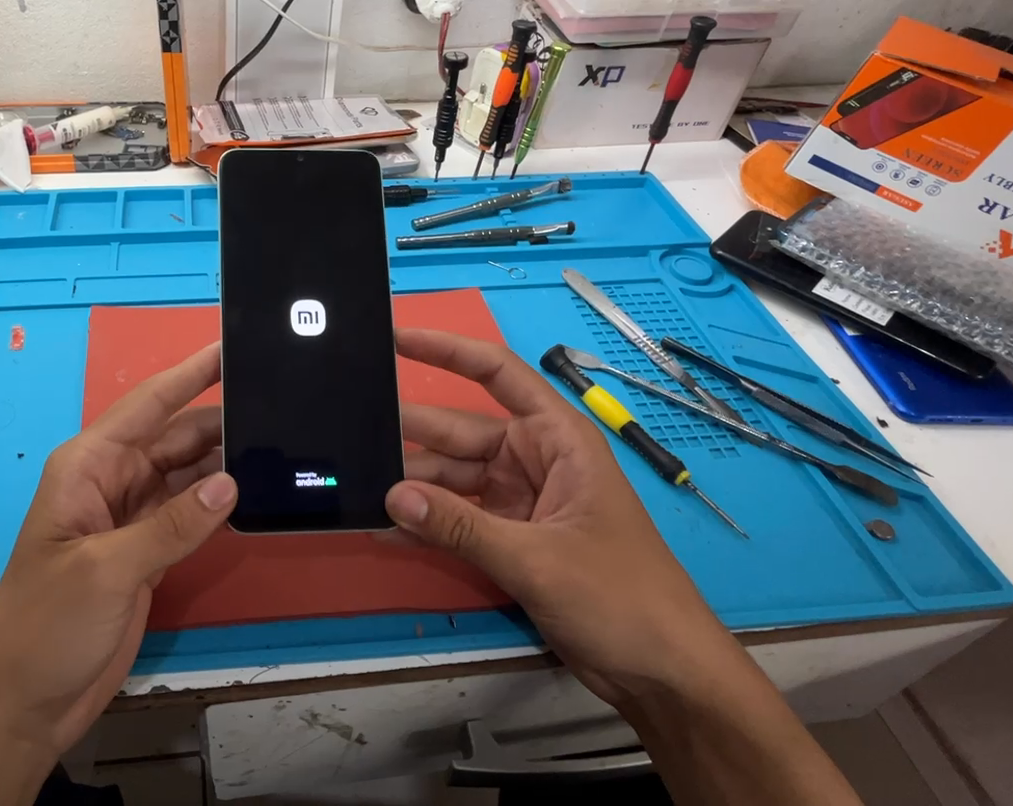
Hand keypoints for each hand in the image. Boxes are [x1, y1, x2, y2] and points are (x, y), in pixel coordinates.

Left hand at [0, 344, 235, 782]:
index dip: (188, 374)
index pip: (147, 406)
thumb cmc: (46, 624)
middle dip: (219, 419)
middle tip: (277, 404)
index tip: (228, 348)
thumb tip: (232, 482)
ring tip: (279, 443)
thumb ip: (172, 524)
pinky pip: (190, 511)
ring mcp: (132, 516)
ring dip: (225, 461)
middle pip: (175, 437)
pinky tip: (255, 491)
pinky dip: (219, 501)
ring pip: (187, 473)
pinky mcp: (148, 551)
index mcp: (88, 466)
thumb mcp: (106, 569)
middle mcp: (112, 480)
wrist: (24, 701)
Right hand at [386, 328, 740, 705]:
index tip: (396, 337)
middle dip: (410, 433)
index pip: (496, 374)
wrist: (662, 674)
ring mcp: (519, 499)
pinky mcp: (509, 537)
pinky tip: (383, 528)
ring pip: (451, 478)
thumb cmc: (621, 597)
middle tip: (349, 429)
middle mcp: (533, 459)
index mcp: (556, 438)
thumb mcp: (536, 557)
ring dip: (410, 486)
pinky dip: (425, 524)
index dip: (447, 349)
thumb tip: (391, 496)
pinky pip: (456, 518)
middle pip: (459, 432)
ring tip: (353, 484)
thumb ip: (459, 526)